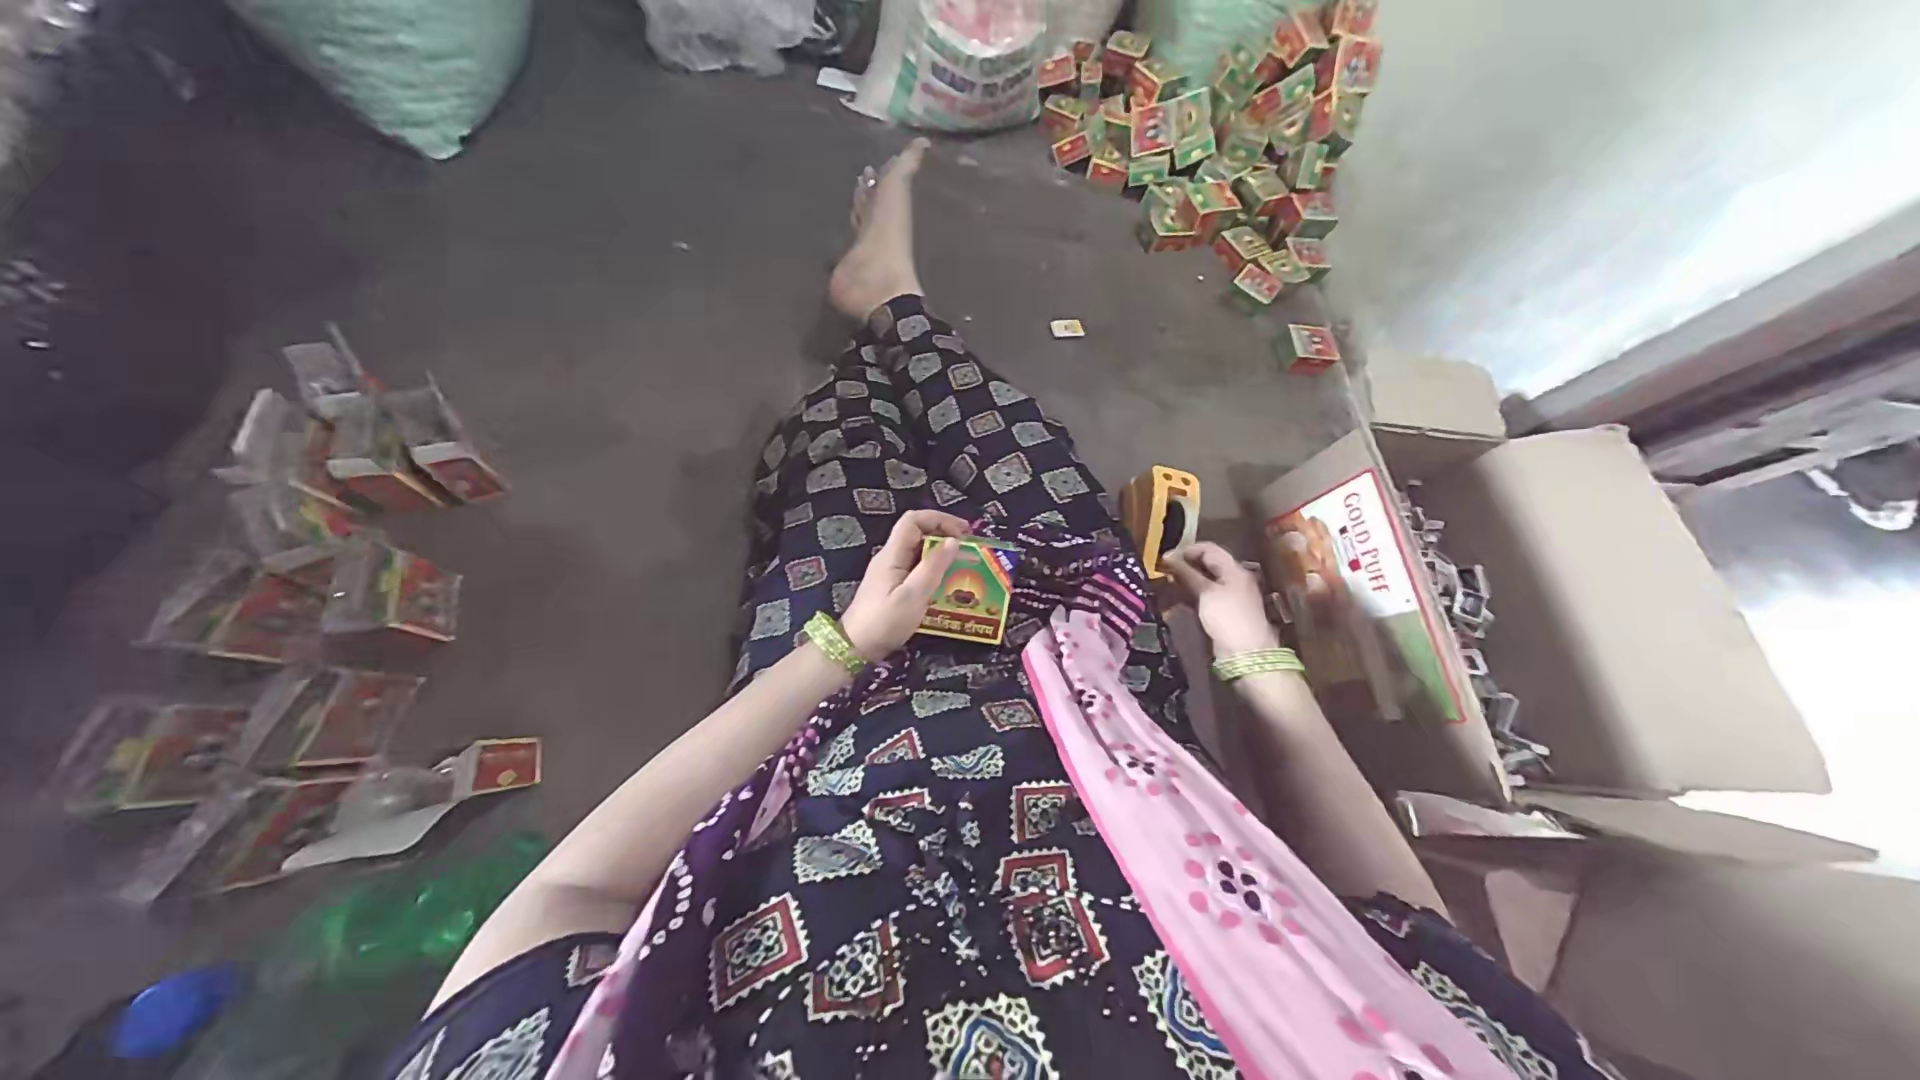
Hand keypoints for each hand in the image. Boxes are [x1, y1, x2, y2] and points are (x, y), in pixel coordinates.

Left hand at [840, 510, 968, 660]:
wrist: (855, 647)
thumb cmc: (884, 621)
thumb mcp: (913, 596)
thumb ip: (933, 567)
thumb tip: (953, 541)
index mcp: (892, 554)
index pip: (914, 520)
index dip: (939, 519)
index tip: (963, 533)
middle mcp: (890, 557)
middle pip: (918, 533)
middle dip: (944, 535)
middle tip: (969, 550)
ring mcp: (890, 572)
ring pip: (918, 552)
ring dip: (941, 554)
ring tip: (963, 566)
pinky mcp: (892, 586)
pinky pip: (916, 569)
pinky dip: (933, 570)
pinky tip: (946, 584)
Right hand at [1163, 542, 1280, 655]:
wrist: (1245, 653)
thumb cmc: (1227, 618)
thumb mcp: (1206, 592)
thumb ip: (1187, 573)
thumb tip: (1169, 556)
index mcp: (1234, 569)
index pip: (1208, 549)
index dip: (1186, 550)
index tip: (1164, 558)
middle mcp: (1232, 578)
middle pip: (1206, 563)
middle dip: (1184, 564)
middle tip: (1162, 571)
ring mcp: (1227, 595)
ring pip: (1202, 580)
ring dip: (1184, 580)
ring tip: (1164, 584)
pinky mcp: (1221, 611)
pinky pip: (1202, 595)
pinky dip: (1189, 594)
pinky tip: (1174, 598)